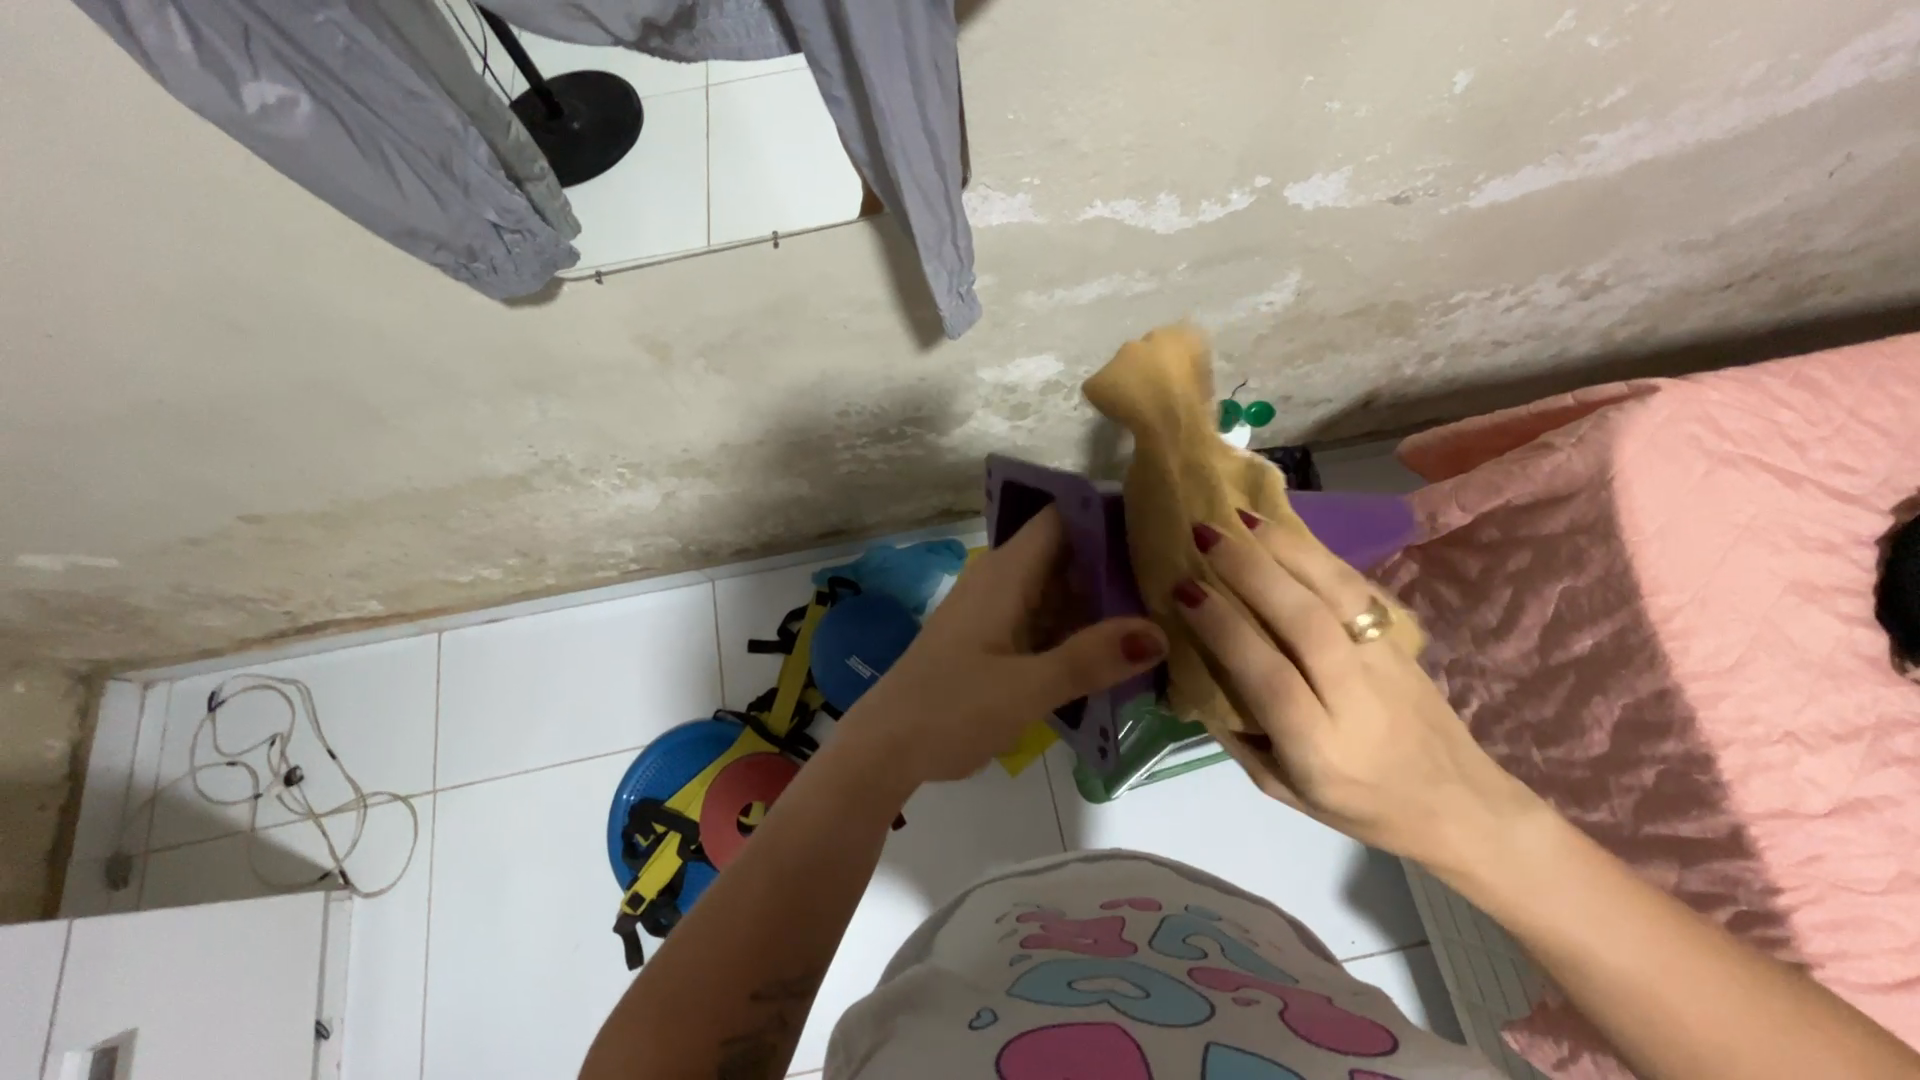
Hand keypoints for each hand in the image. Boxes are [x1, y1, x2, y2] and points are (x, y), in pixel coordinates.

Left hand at [837, 507, 1168, 788]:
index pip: (1062, 517)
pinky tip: (1114, 656)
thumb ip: (1090, 659)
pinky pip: (1043, 623)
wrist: (884, 748)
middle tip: (1175, 583)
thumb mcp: (1027, 688)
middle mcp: (1000, 582)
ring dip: (1099, 604)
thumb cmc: (950, 709)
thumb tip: (1159, 632)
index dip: (1108, 515)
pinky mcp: (991, 642)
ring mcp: (994, 613)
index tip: (1160, 529)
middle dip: (1116, 566)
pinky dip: (1076, 632)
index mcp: (1006, 574)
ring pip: (1057, 593)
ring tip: (1161, 617)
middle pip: (1066, 555)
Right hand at [1175, 511, 1542, 868]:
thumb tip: (1190, 674)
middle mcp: (1355, 698)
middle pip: (1304, 622)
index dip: (1225, 629)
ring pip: (1337, 594)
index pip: (1268, 676)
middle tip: (1205, 536)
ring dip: (1286, 549)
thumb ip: (1236, 734)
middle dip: (1251, 573)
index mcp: (1319, 747)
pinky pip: (1357, 588)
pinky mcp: (1402, 640)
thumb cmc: (1358, 806)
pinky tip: (1286, 532)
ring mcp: (1386, 662)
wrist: (1460, 803)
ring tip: (1242, 518)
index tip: (1185, 591)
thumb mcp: (1282, 789)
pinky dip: (1317, 554)